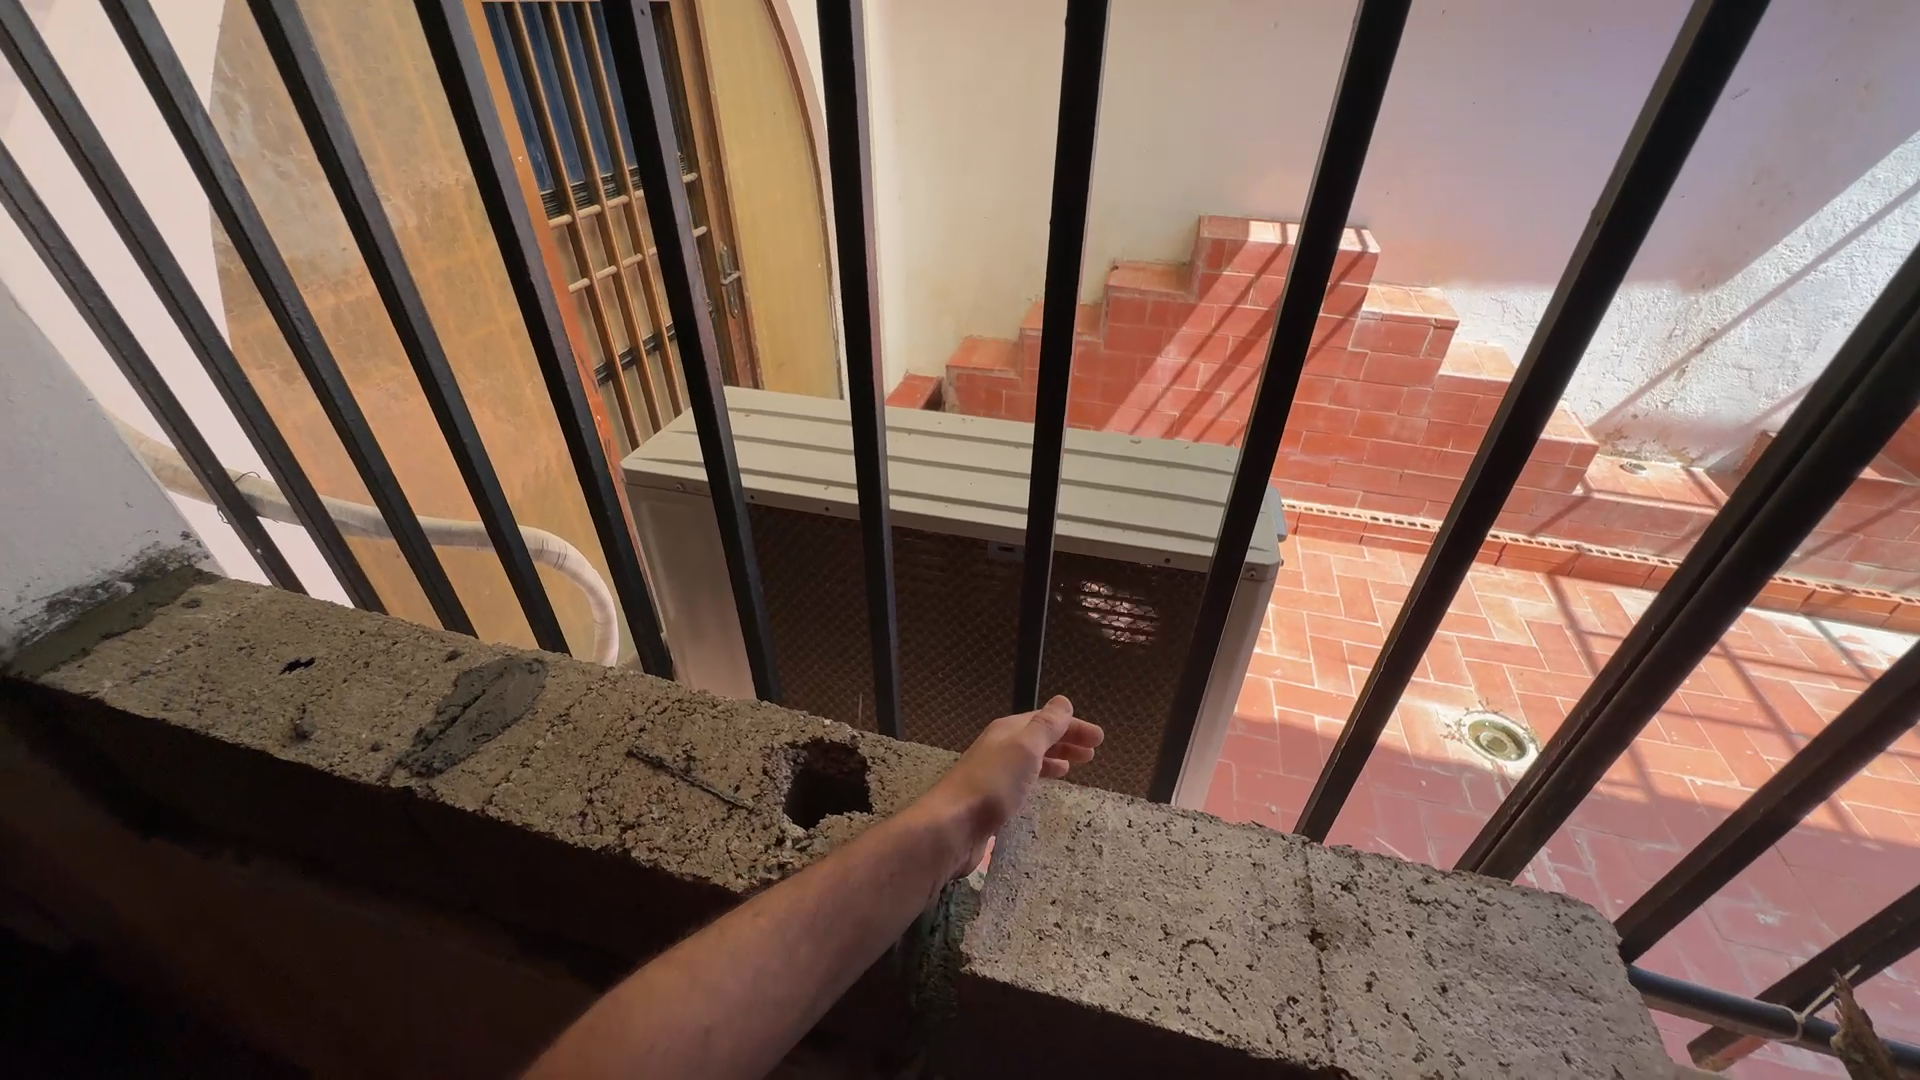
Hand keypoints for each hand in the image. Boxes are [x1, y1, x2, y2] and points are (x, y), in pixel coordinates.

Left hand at [909, 696, 1103, 880]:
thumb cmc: (993, 783)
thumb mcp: (1025, 748)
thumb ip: (1045, 726)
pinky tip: (1044, 787)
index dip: (1072, 725)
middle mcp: (1000, 747)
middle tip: (1093, 753)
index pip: (1045, 720)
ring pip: (1030, 759)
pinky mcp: (991, 798)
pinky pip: (1021, 780)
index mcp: (1008, 731)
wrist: (952, 825)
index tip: (1099, 738)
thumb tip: (1063, 701)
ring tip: (1074, 766)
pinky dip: (1039, 778)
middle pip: (1038, 737)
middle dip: (1066, 740)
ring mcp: (994, 773)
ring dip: (1054, 758)